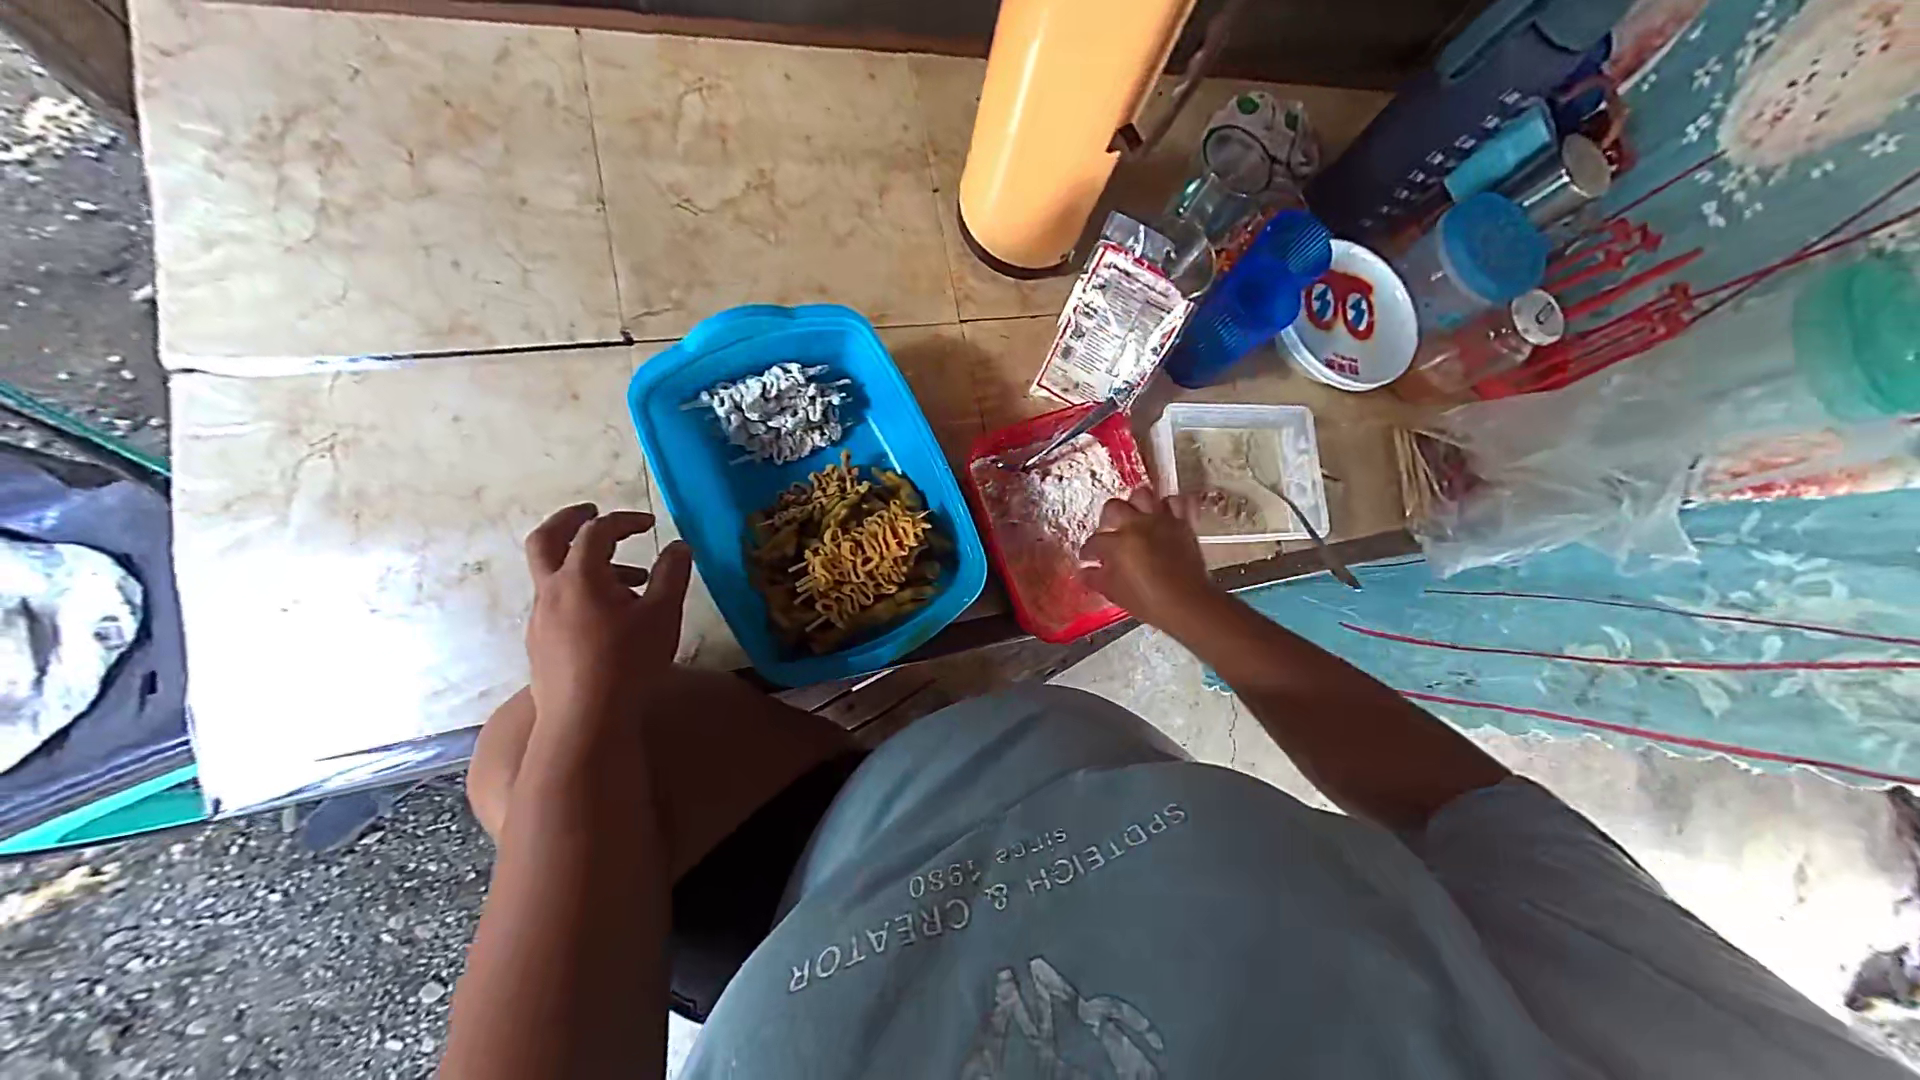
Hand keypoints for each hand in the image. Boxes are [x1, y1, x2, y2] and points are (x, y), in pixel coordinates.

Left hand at [523, 503, 692, 727]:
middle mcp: (551, 591)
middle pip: (546, 540)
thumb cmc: (628, 661)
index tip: (649, 523)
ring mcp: (540, 618)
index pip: (597, 532)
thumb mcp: (663, 614)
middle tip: (592, 512)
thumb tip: (679, 546)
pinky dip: (581, 593)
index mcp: (580, 576)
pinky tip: (611, 619)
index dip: (624, 521)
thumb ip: (672, 574)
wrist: (585, 720)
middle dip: (569, 520)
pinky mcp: (540, 643)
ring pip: (555, 575)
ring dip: (586, 565)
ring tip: (631, 582)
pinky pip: (557, 603)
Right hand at [1079, 488, 1218, 630]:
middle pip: (1113, 507)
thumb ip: (1095, 579)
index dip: (1088, 551)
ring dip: (1135, 504)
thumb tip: (1083, 572)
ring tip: (1134, 516)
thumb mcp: (1115, 593)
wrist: (1187, 603)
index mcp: (1117, 542)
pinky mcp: (1182, 523)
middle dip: (1107, 519)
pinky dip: (1169, 505)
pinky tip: (1164, 514)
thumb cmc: (1149, 601)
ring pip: (1142, 494)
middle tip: (1109, 532)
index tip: (1089, 558)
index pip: (1094, 541)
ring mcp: (1161, 520)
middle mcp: (1137, 524)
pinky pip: (1176, 502)